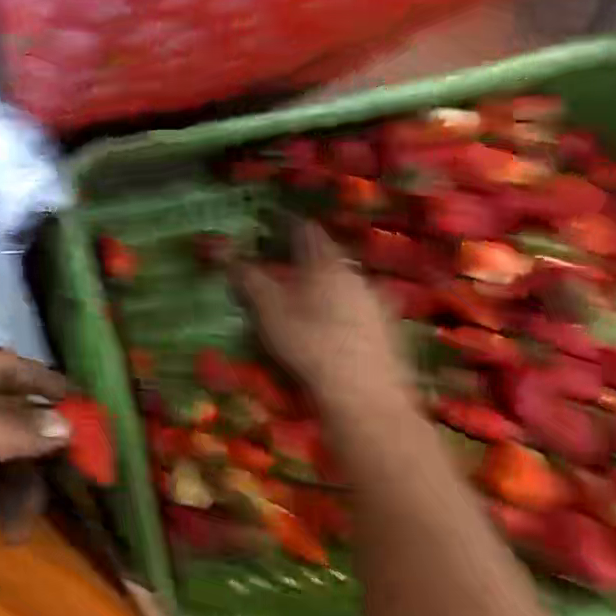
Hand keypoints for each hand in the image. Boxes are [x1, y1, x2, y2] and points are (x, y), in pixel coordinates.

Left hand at [0, 348, 71, 557]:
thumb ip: (16, 428)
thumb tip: (66, 424)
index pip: (6, 365)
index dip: (43, 379)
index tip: (82, 401)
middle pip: (10, 412)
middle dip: (41, 440)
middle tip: (80, 468)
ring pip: (2, 453)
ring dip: (23, 482)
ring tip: (26, 517)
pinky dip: (3, 501)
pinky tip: (10, 527)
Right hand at [234, 222, 412, 413]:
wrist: (366, 397)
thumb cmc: (310, 344)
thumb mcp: (268, 310)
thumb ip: (248, 278)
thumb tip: (227, 254)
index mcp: (327, 265)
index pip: (306, 230)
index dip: (285, 222)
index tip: (267, 219)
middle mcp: (357, 276)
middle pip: (326, 256)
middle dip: (301, 255)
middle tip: (276, 259)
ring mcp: (377, 303)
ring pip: (342, 282)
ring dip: (319, 281)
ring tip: (297, 292)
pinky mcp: (388, 330)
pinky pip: (355, 305)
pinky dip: (336, 304)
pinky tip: (324, 322)